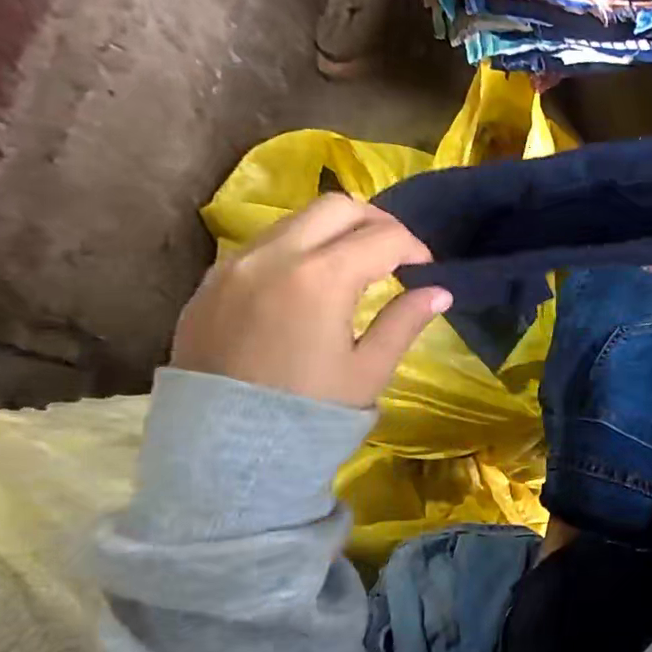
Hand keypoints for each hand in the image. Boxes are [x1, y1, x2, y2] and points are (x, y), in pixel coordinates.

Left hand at [171, 195, 450, 406]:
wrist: (225, 446)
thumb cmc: (309, 411)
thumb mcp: (369, 370)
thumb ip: (404, 322)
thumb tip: (439, 292)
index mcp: (320, 279)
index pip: (382, 237)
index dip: (414, 247)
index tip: (426, 269)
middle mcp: (273, 256)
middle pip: (336, 206)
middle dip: (376, 222)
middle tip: (395, 253)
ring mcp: (235, 264)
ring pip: (296, 219)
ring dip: (334, 231)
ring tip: (355, 266)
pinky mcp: (211, 280)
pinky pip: (264, 244)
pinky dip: (298, 248)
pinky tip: (310, 284)